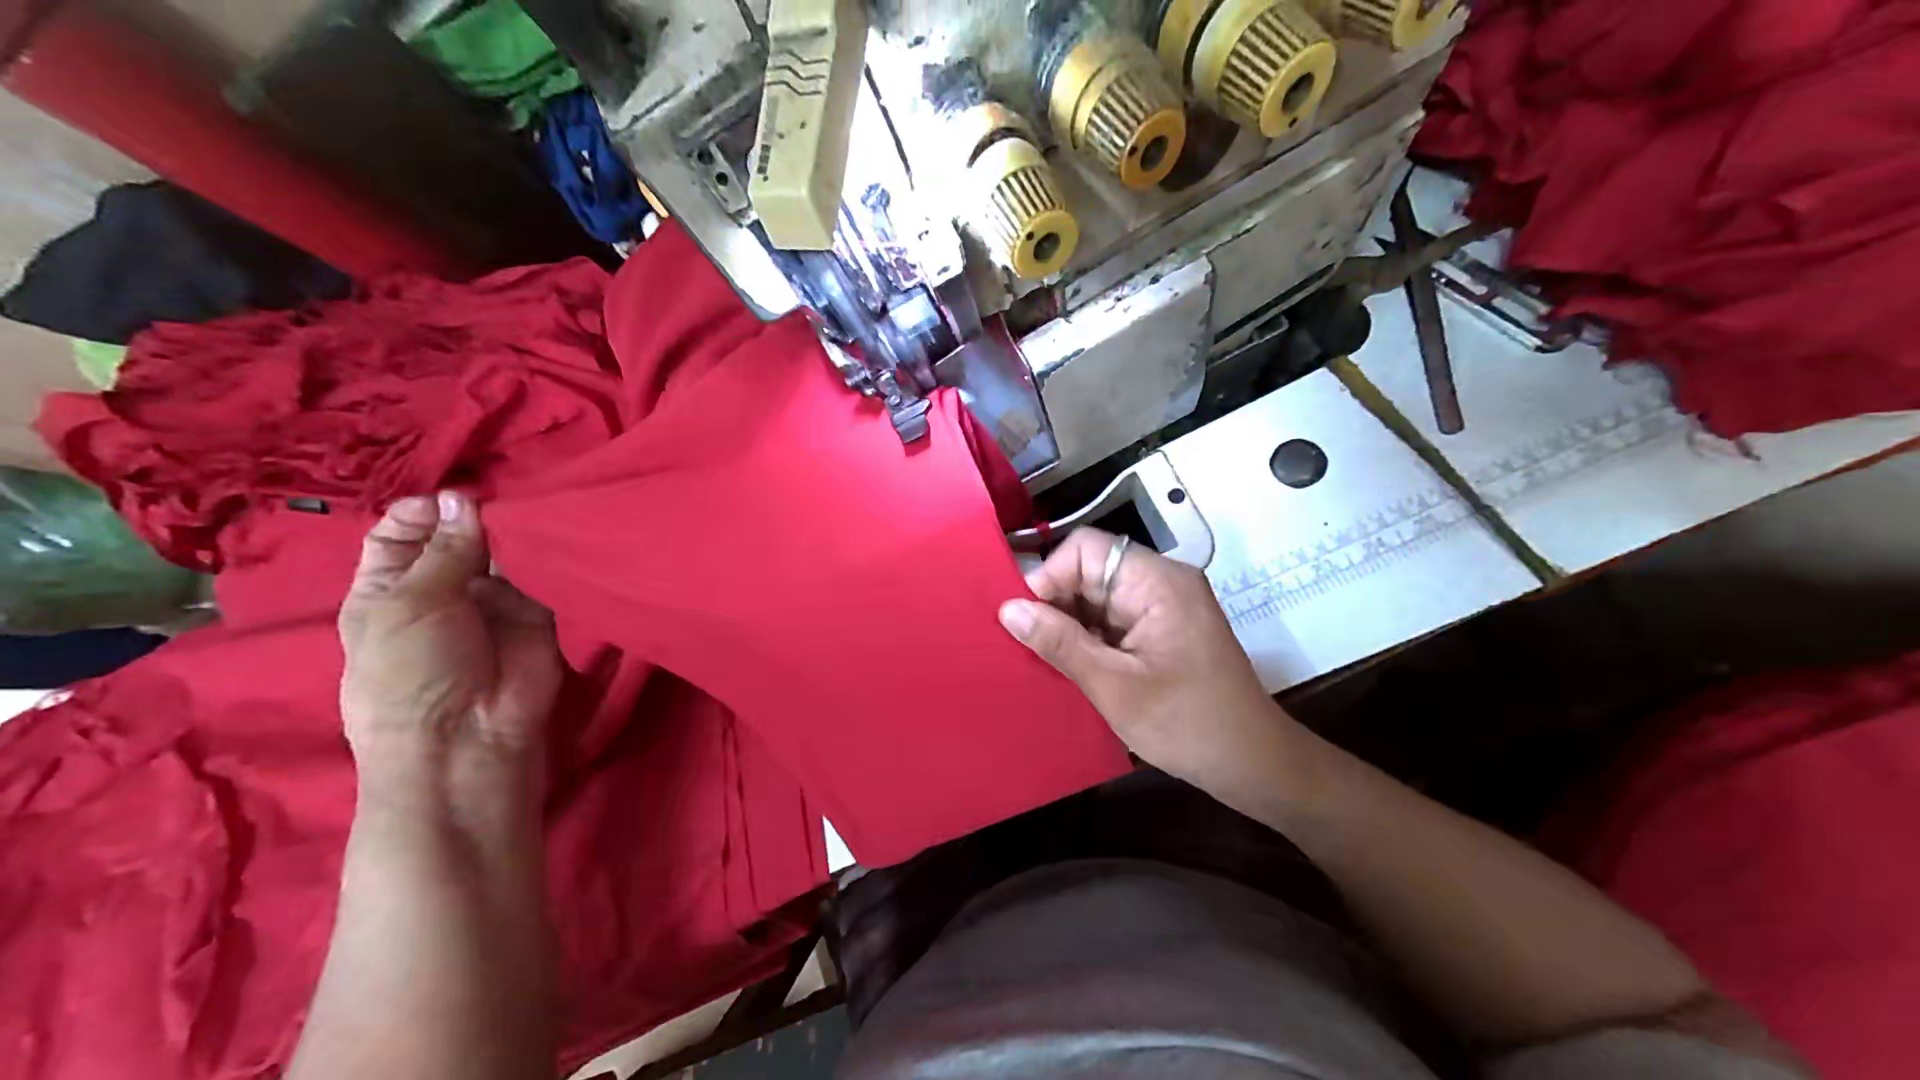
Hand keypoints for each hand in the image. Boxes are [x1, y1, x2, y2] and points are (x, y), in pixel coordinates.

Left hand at [338, 491, 562, 791]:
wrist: (470, 738)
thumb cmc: (412, 673)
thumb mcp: (410, 604)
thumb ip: (445, 549)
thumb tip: (465, 498)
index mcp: (389, 588)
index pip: (402, 533)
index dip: (423, 512)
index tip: (451, 499)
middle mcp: (443, 590)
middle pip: (458, 538)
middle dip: (476, 517)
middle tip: (501, 500)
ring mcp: (494, 602)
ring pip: (504, 552)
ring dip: (515, 533)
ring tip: (531, 511)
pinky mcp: (540, 613)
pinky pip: (543, 575)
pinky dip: (548, 555)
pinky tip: (555, 532)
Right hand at [998, 528, 1312, 789]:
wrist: (1254, 764)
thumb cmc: (1188, 725)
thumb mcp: (1115, 687)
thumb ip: (1060, 643)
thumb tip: (1007, 610)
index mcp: (1158, 582)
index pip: (1086, 549)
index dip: (1050, 578)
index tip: (1026, 621)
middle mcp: (1162, 582)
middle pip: (1090, 570)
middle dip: (1056, 604)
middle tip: (1029, 646)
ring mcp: (1164, 606)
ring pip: (1097, 596)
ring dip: (1069, 624)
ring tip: (1046, 659)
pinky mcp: (1162, 629)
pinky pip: (1112, 619)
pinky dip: (1088, 638)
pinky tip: (1071, 666)